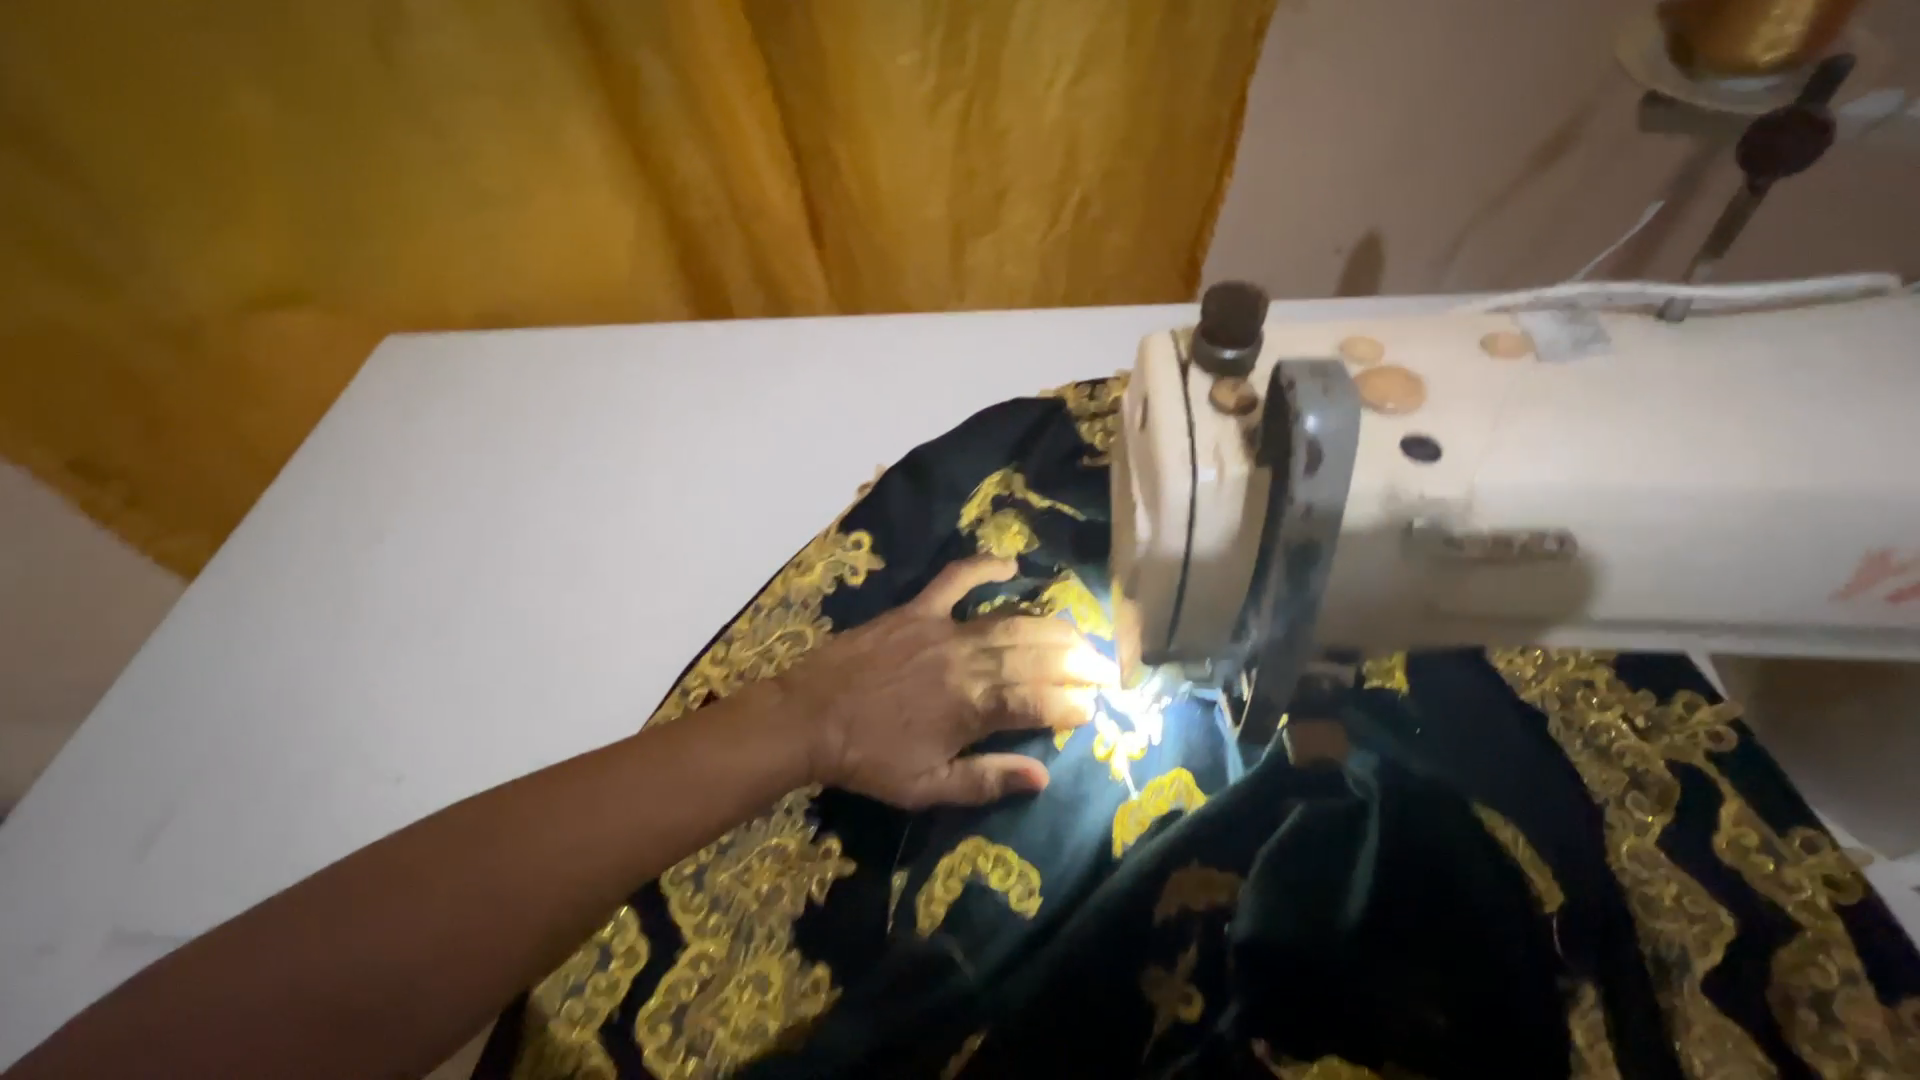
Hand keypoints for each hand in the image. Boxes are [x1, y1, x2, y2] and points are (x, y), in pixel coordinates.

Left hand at [770, 556, 1118, 808]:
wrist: (808, 717)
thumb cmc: (868, 758)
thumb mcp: (926, 787)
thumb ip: (986, 781)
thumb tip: (1043, 777)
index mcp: (971, 709)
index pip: (1039, 702)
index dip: (1072, 705)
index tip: (1093, 709)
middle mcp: (967, 663)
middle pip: (1036, 656)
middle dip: (1078, 662)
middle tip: (1105, 668)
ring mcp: (943, 630)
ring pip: (1011, 622)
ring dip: (1051, 627)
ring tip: (1080, 634)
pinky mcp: (916, 611)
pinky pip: (955, 581)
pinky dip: (983, 567)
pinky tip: (1011, 564)